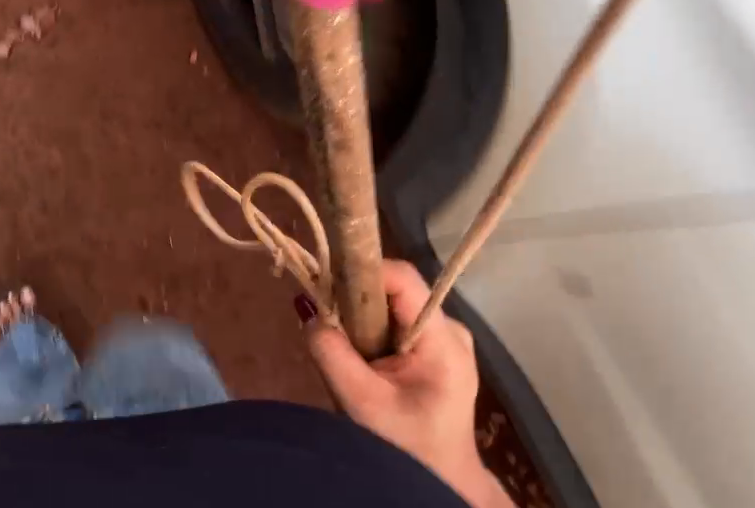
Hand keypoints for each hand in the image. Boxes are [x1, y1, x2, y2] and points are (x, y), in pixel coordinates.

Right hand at [300, 260, 513, 507]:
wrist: (442, 482)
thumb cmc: (408, 447)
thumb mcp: (360, 401)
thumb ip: (330, 351)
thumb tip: (306, 307)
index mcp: (443, 340)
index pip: (401, 277)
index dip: (360, 271)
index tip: (326, 286)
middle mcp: (449, 328)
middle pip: (392, 286)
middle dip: (353, 297)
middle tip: (327, 321)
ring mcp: (444, 335)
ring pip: (389, 300)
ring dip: (358, 313)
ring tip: (342, 343)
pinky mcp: (433, 344)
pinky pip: (392, 316)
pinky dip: (367, 325)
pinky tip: (359, 353)